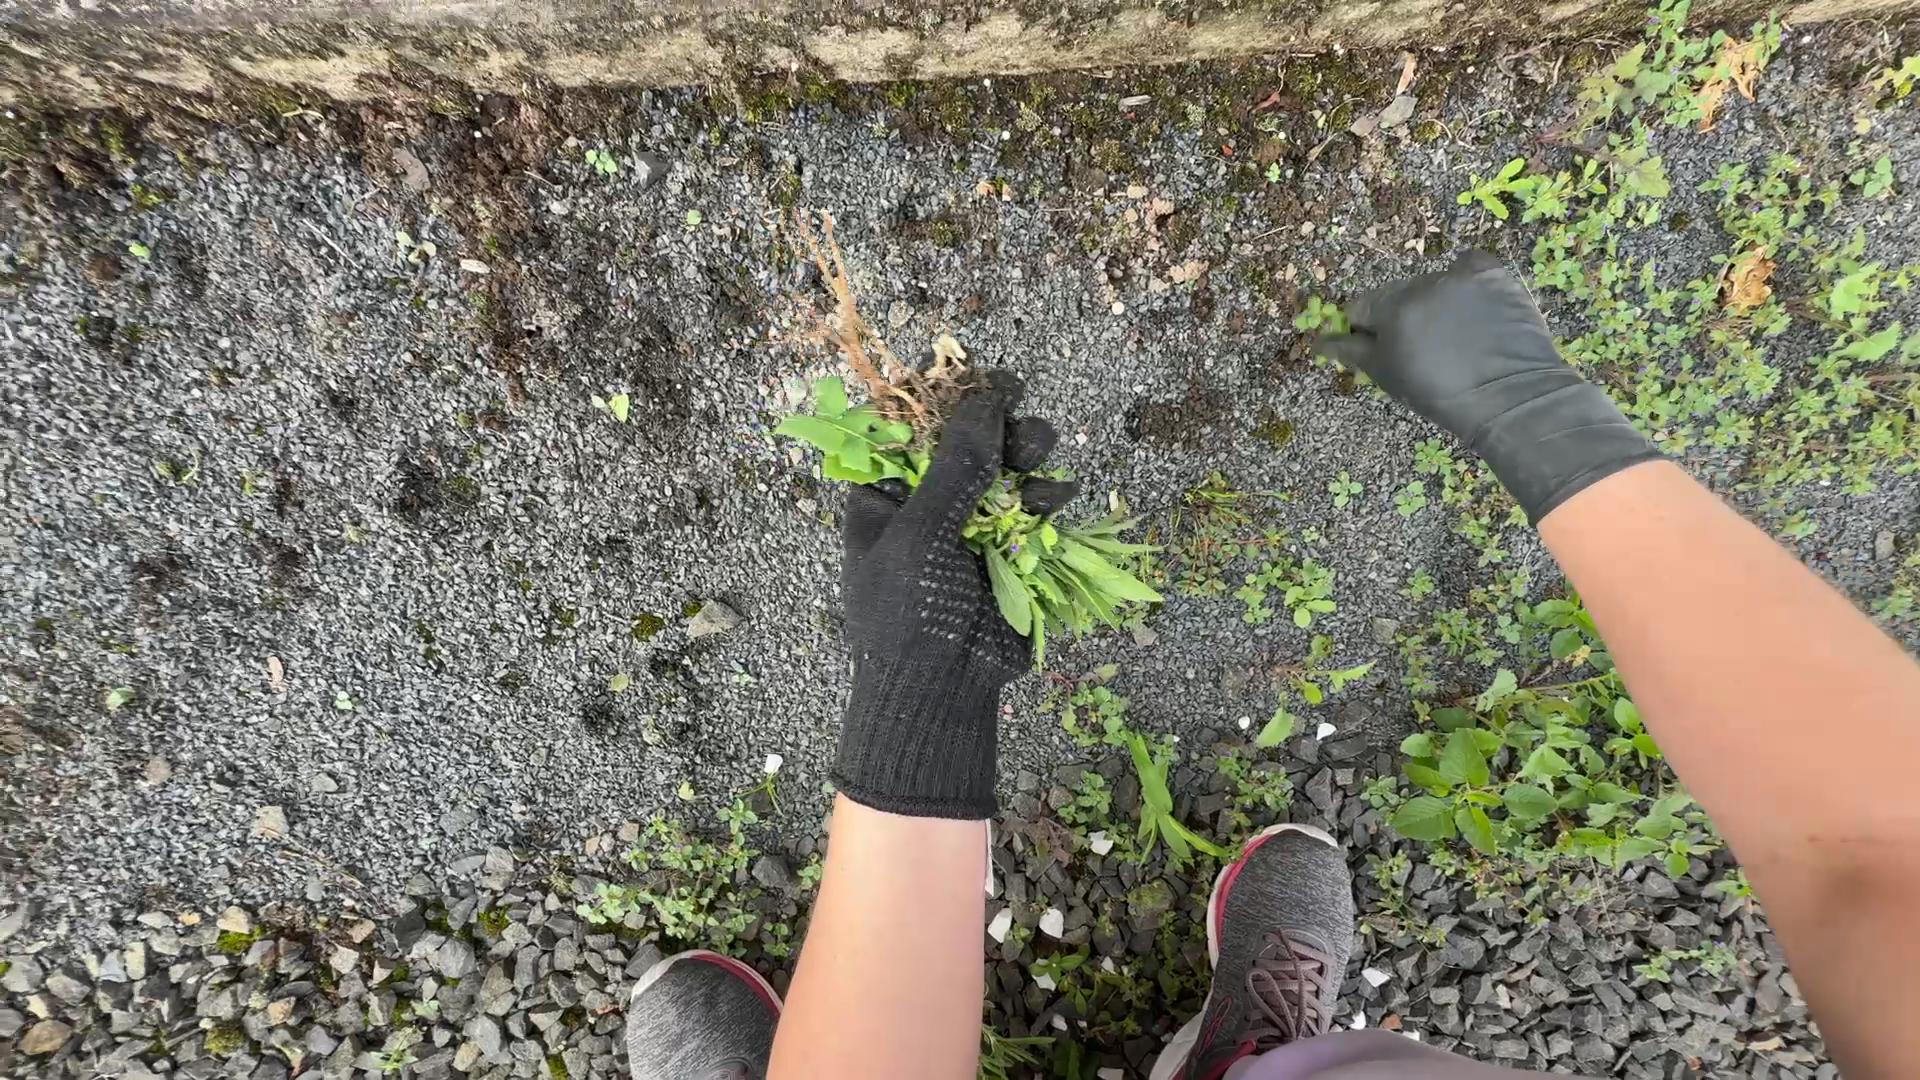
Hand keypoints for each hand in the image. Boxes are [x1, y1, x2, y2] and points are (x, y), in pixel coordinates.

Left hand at [833, 373, 1075, 819]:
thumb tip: (984, 403)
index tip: (984, 381)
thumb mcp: (921, 535)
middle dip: (994, 428)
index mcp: (885, 499)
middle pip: (965, 447)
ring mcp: (968, 529)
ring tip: (1043, 447)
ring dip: (1024, 456)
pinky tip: (1054, 496)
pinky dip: (1043, 500)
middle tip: (1020, 411)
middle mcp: (926, 507)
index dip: (946, 402)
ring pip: (1003, 475)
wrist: (939, 690)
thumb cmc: (909, 612)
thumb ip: (956, 469)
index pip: (911, 433)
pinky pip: (1029, 513)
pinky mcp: (1006, 553)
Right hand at [1317, 250, 1659, 521]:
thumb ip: (1351, 351)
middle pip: (1393, 292)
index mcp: (1391, 309)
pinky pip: (1467, 267)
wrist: (1508, 395)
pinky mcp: (1493, 273)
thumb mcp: (1385, 375)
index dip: (1365, 329)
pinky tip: (1470, 306)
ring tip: (1449, 331)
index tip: (1382, 348)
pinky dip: (1463, 282)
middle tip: (1417, 344)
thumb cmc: (1436, 392)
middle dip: (1397, 313)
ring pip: (1428, 283)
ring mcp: (1460, 276)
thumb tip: (1319, 341)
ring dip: (1429, 301)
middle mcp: (1422, 283)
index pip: (1360, 307)